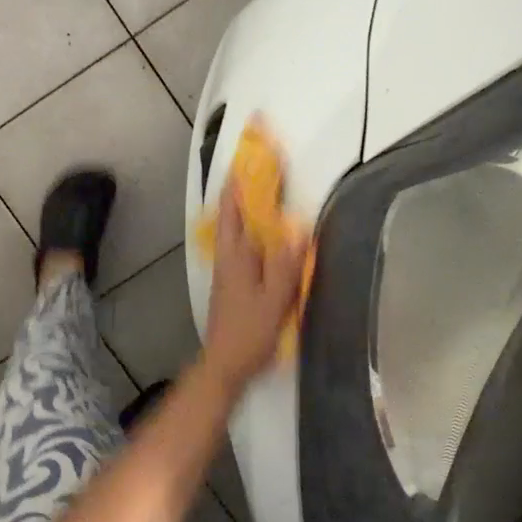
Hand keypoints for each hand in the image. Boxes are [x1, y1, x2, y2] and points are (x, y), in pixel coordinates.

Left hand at [200, 184, 306, 391]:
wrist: (224, 365)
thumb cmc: (249, 333)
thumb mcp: (274, 301)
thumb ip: (285, 265)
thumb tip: (298, 225)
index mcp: (236, 256)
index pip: (236, 209)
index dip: (243, 182)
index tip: (252, 157)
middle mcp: (227, 256)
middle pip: (231, 214)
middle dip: (242, 188)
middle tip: (258, 165)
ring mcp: (227, 269)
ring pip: (234, 228)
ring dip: (245, 206)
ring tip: (262, 188)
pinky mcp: (231, 281)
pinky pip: (241, 243)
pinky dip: (250, 227)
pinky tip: (262, 231)